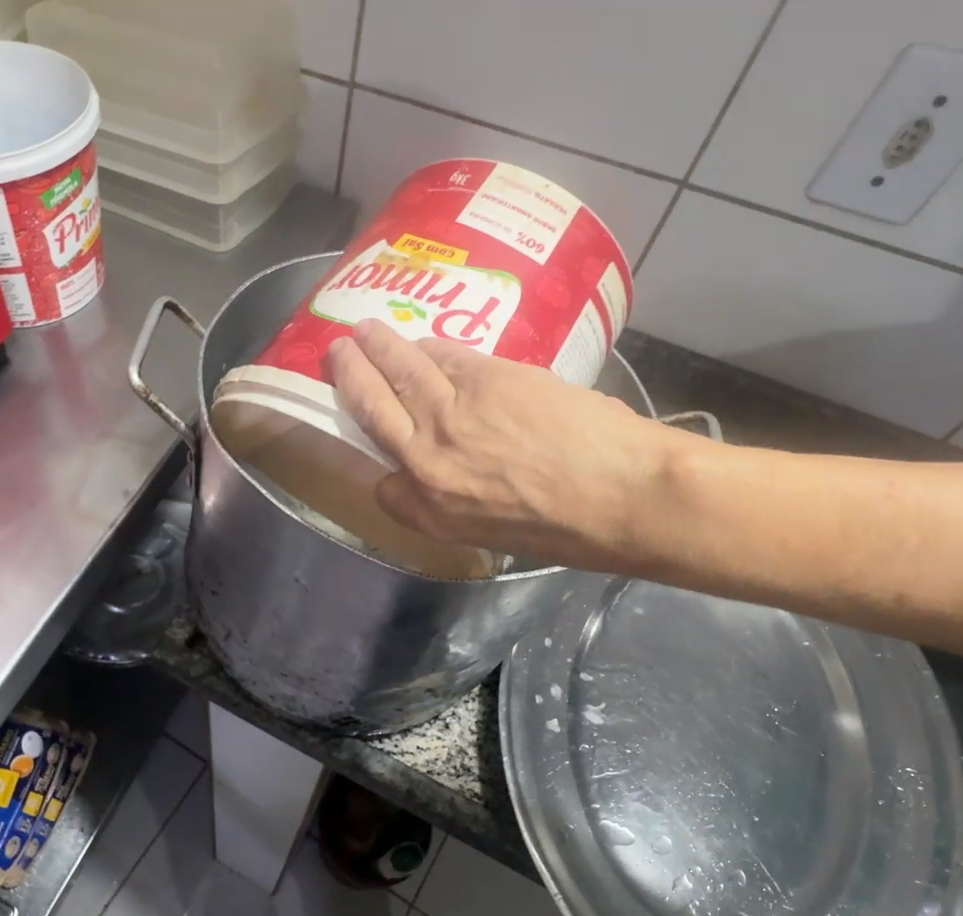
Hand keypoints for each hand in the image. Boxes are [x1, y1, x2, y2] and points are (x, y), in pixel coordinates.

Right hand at [324, 319, 690, 572]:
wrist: (625, 494)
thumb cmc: (571, 530)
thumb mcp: (494, 537)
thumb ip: (452, 509)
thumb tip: (439, 480)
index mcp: (431, 507)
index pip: (383, 484)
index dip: (375, 458)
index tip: (369, 434)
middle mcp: (427, 459)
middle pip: (373, 407)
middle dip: (350, 375)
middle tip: (337, 351)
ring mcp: (453, 413)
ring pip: (402, 371)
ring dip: (380, 347)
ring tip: (368, 331)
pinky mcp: (487, 377)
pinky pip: (445, 355)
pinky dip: (429, 346)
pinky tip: (424, 340)